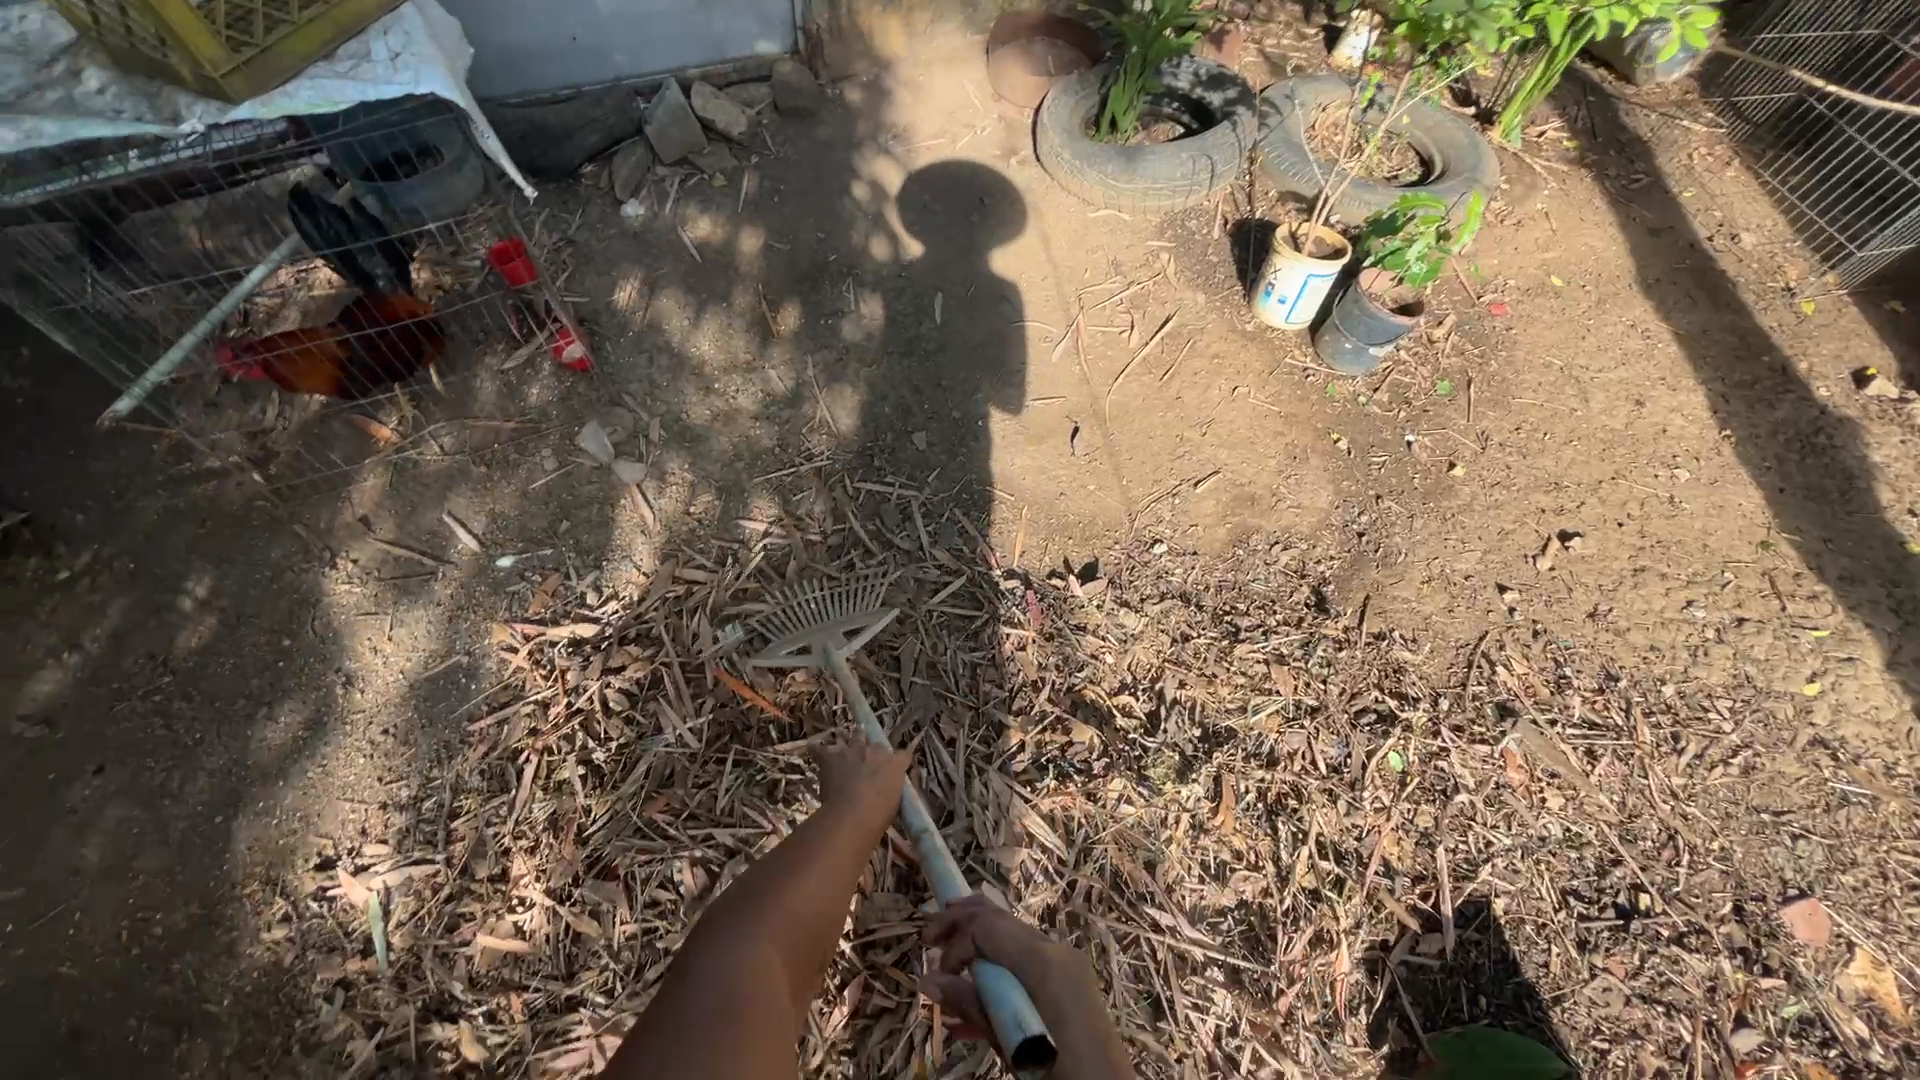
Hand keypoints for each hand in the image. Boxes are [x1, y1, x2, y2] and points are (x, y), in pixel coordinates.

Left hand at [811, 738, 908, 821]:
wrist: (853, 813)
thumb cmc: (879, 814)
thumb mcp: (895, 805)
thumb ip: (893, 792)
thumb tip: (889, 791)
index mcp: (894, 764)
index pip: (902, 756)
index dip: (898, 760)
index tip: (895, 766)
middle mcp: (875, 752)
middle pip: (875, 743)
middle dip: (873, 747)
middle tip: (868, 751)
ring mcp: (852, 751)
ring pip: (852, 737)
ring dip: (849, 738)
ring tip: (844, 736)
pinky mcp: (832, 758)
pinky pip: (821, 749)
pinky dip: (817, 748)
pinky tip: (813, 746)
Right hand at [920, 895, 1134, 1078]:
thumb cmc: (1057, 1070)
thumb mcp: (1008, 1041)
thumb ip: (971, 1006)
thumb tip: (927, 980)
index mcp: (1042, 960)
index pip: (986, 924)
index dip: (954, 939)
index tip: (935, 971)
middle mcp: (1055, 950)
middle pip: (999, 919)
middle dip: (960, 923)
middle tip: (927, 937)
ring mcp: (1065, 965)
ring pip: (1010, 940)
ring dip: (976, 949)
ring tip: (943, 965)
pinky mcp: (1067, 985)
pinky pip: (1025, 967)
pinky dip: (997, 975)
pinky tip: (968, 1007)